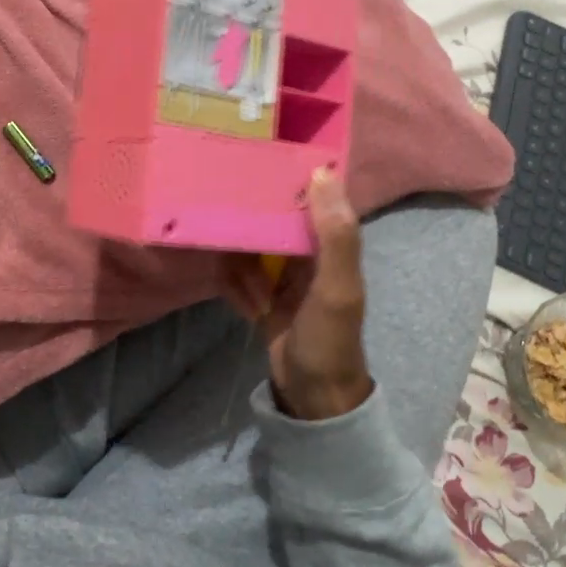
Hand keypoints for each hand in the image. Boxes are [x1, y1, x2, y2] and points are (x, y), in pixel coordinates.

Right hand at [225, 167, 373, 420]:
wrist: (313, 397)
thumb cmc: (329, 339)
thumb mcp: (336, 288)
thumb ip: (335, 235)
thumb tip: (321, 171)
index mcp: (330, 241)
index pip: (305, 193)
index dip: (280, 179)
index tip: (249, 169)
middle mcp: (303, 249)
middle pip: (264, 216)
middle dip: (246, 233)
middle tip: (228, 235)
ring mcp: (278, 270)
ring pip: (243, 245)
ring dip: (240, 271)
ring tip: (254, 298)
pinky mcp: (258, 289)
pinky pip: (233, 272)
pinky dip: (233, 289)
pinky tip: (246, 309)